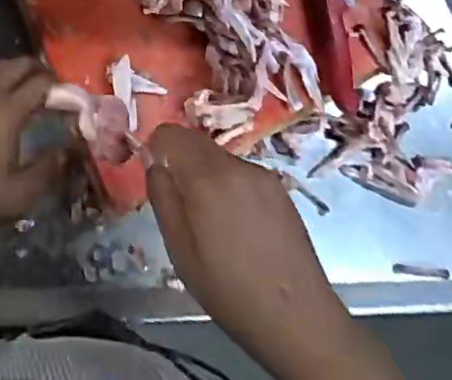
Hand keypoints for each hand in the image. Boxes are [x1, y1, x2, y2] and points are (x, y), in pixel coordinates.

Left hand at [0, 58, 68, 240]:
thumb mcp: (21, 194)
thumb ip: (49, 168)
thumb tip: (68, 150)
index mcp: (8, 110)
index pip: (41, 83)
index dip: (59, 86)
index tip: (70, 98)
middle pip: (18, 65)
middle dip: (39, 70)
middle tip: (53, 88)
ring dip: (16, 70)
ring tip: (28, 87)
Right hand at [146, 124, 401, 379]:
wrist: (298, 318)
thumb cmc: (229, 290)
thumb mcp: (180, 250)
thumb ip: (162, 196)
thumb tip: (154, 162)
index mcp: (208, 177)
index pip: (172, 134)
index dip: (157, 148)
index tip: (156, 175)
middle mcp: (237, 165)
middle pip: (197, 142)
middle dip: (181, 161)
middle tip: (181, 203)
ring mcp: (262, 175)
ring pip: (219, 158)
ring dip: (206, 175)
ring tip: (212, 222)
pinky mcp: (280, 189)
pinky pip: (242, 174)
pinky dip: (230, 187)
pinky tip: (239, 226)